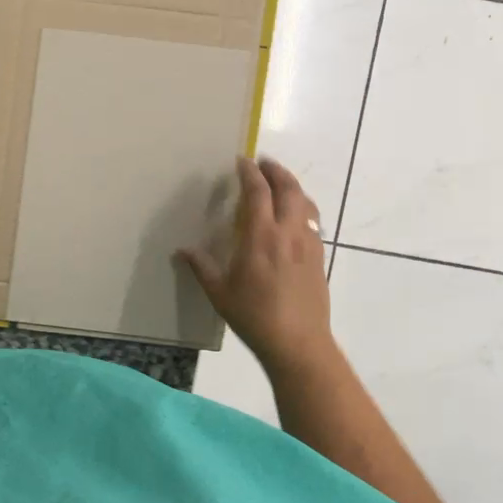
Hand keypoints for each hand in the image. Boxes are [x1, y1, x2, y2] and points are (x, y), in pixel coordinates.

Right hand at [177, 157, 333, 371]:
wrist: (297, 341)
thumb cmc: (254, 316)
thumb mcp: (219, 293)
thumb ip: (202, 267)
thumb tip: (183, 250)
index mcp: (260, 237)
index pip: (258, 193)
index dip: (250, 173)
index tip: (242, 161)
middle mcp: (288, 233)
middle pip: (289, 189)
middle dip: (276, 171)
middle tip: (264, 163)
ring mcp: (308, 243)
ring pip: (305, 203)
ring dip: (293, 187)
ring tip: (280, 184)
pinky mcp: (318, 256)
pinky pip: (313, 221)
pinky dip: (303, 208)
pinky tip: (294, 217)